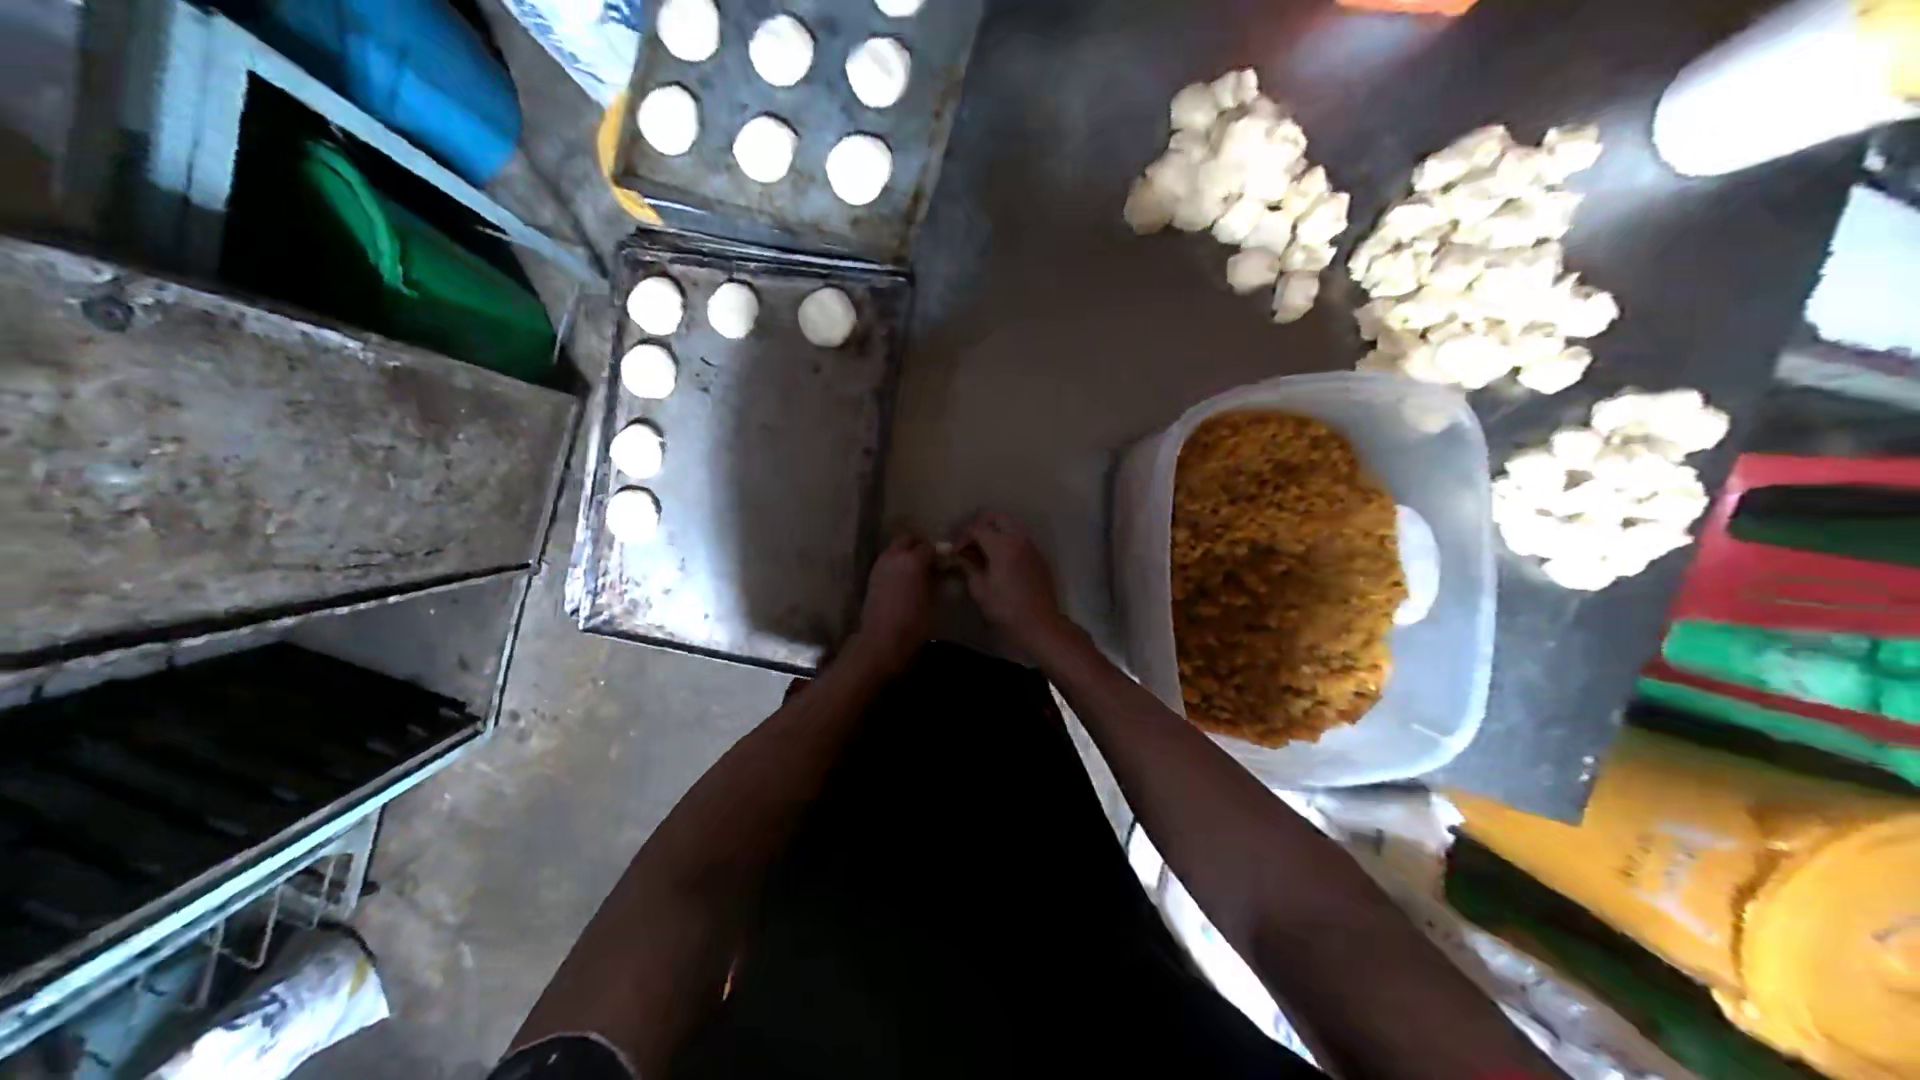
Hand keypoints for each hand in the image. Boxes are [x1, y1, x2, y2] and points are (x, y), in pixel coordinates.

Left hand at [847, 534, 936, 674]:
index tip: (945, 561)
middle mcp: (894, 557)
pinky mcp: (871, 577)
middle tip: (930, 558)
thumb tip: (938, 569)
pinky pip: (886, 561)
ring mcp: (879, 566)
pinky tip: (903, 579)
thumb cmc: (914, 624)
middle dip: (919, 544)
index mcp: (912, 561)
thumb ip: (935, 579)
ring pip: (894, 548)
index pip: (928, 546)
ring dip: (905, 552)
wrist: (881, 642)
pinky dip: (895, 563)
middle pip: (907, 539)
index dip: (938, 552)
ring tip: (916, 569)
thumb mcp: (933, 601)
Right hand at [955, 511, 1075, 656]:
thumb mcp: (980, 589)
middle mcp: (1019, 538)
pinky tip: (1001, 558)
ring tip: (984, 549)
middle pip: (997, 518)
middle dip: (980, 526)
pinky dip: (1009, 539)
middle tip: (970, 543)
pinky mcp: (1039, 555)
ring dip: (996, 530)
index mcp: (1003, 545)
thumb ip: (968, 567)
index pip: (977, 528)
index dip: (962, 537)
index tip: (956, 551)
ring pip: (1012, 524)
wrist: (1039, 623)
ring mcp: (1032, 545)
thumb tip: (960, 557)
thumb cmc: (1006, 608)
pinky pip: (1022, 537)